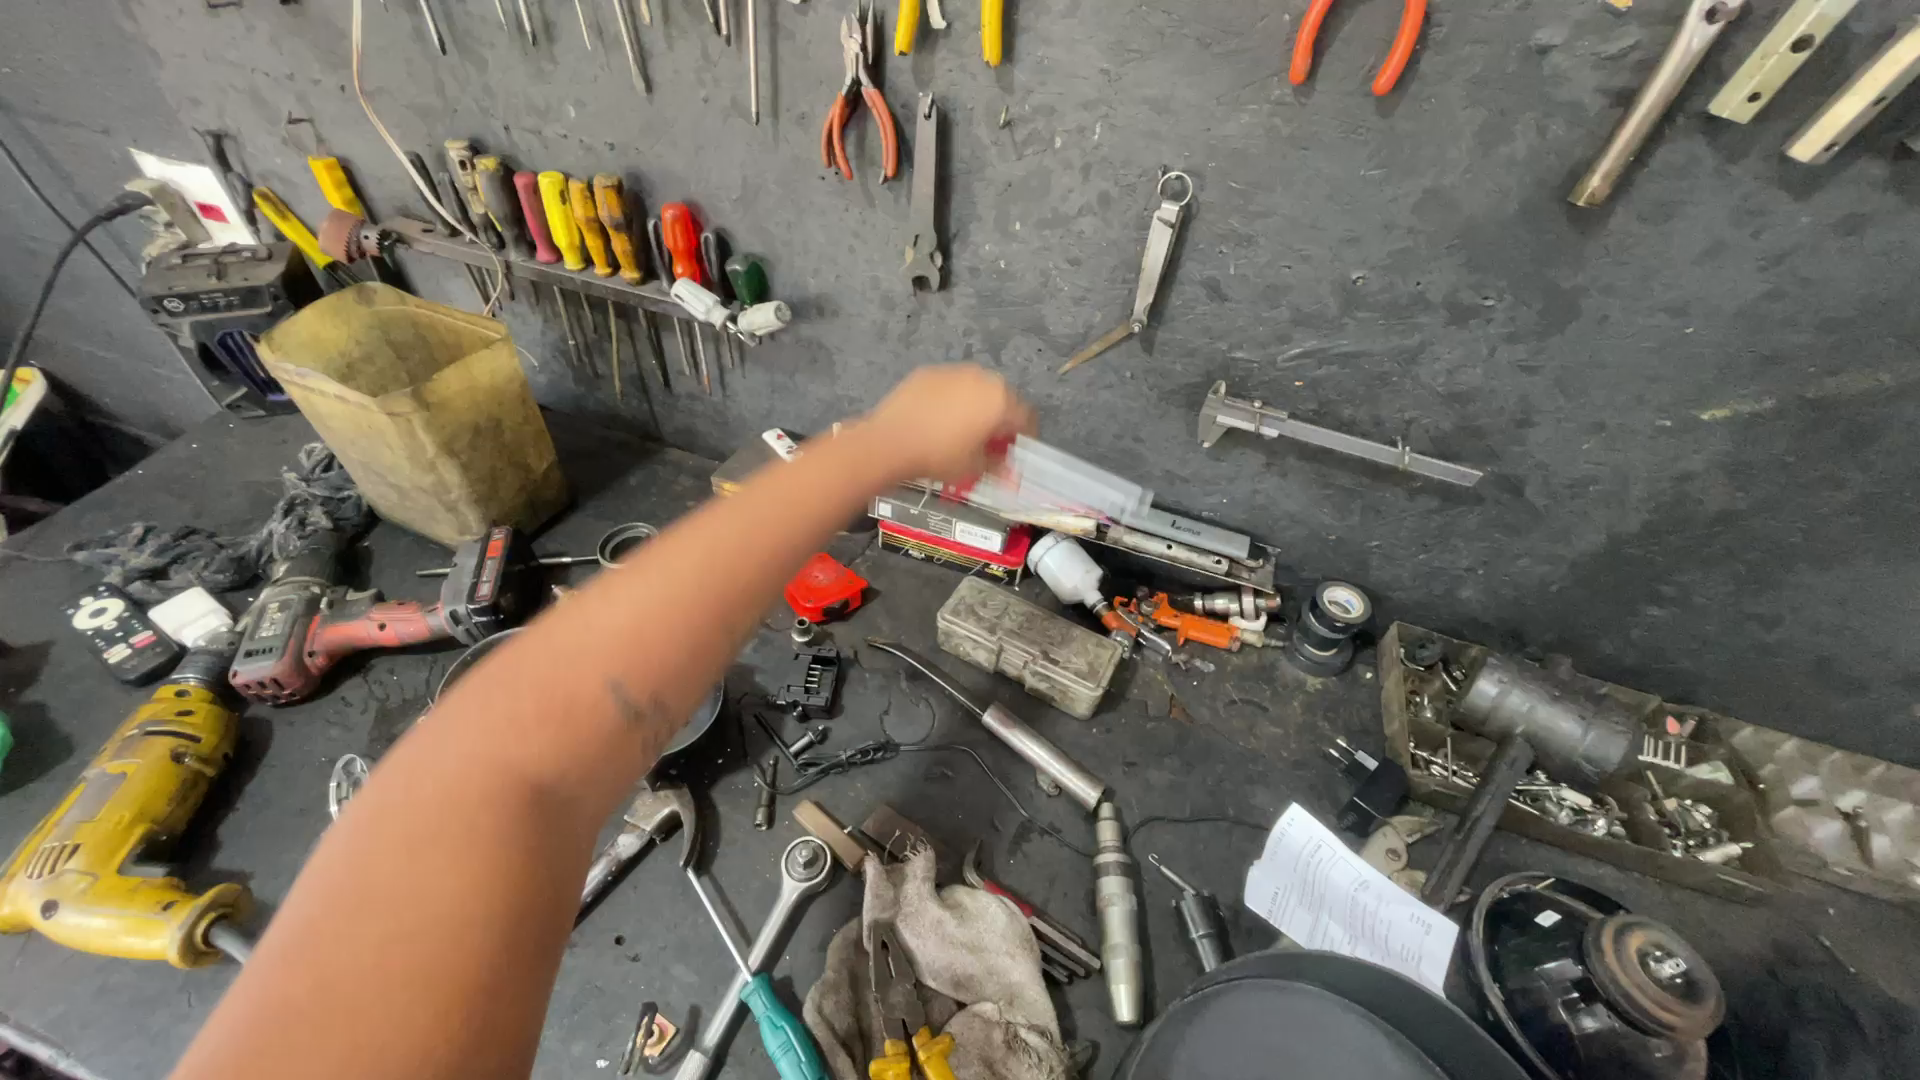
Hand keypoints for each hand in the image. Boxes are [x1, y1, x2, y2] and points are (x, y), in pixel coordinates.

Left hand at [859, 365, 1035, 483]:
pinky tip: (938, 420)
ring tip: (963, 430)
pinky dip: (951, 400)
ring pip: (976, 389)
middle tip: (989, 443)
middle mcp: (982, 377)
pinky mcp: (929, 372)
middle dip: (1000, 419)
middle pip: (1002, 398)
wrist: (889, 441)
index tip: (1014, 451)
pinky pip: (950, 386)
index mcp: (1001, 400)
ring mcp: (954, 371)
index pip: (1026, 417)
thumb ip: (998, 465)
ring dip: (976, 407)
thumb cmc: (938, 456)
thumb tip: (1008, 469)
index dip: (1023, 437)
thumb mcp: (974, 468)